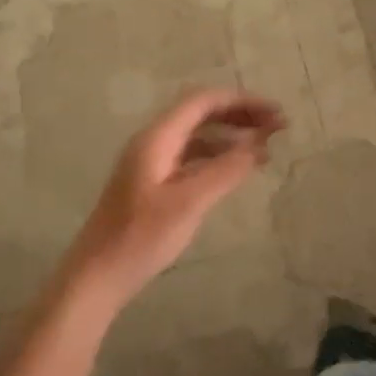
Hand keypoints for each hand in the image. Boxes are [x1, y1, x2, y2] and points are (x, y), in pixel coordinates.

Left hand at [62, 89, 284, 305]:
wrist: (97, 274)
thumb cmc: (141, 238)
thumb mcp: (189, 203)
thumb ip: (225, 171)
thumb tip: (259, 145)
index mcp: (157, 138)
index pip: (203, 101)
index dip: (242, 101)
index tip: (276, 114)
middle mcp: (153, 141)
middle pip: (200, 113)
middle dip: (239, 115)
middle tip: (277, 129)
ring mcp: (150, 162)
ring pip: (196, 135)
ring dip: (230, 136)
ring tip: (265, 150)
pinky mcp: (152, 183)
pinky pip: (190, 156)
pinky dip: (217, 157)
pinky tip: (236, 171)